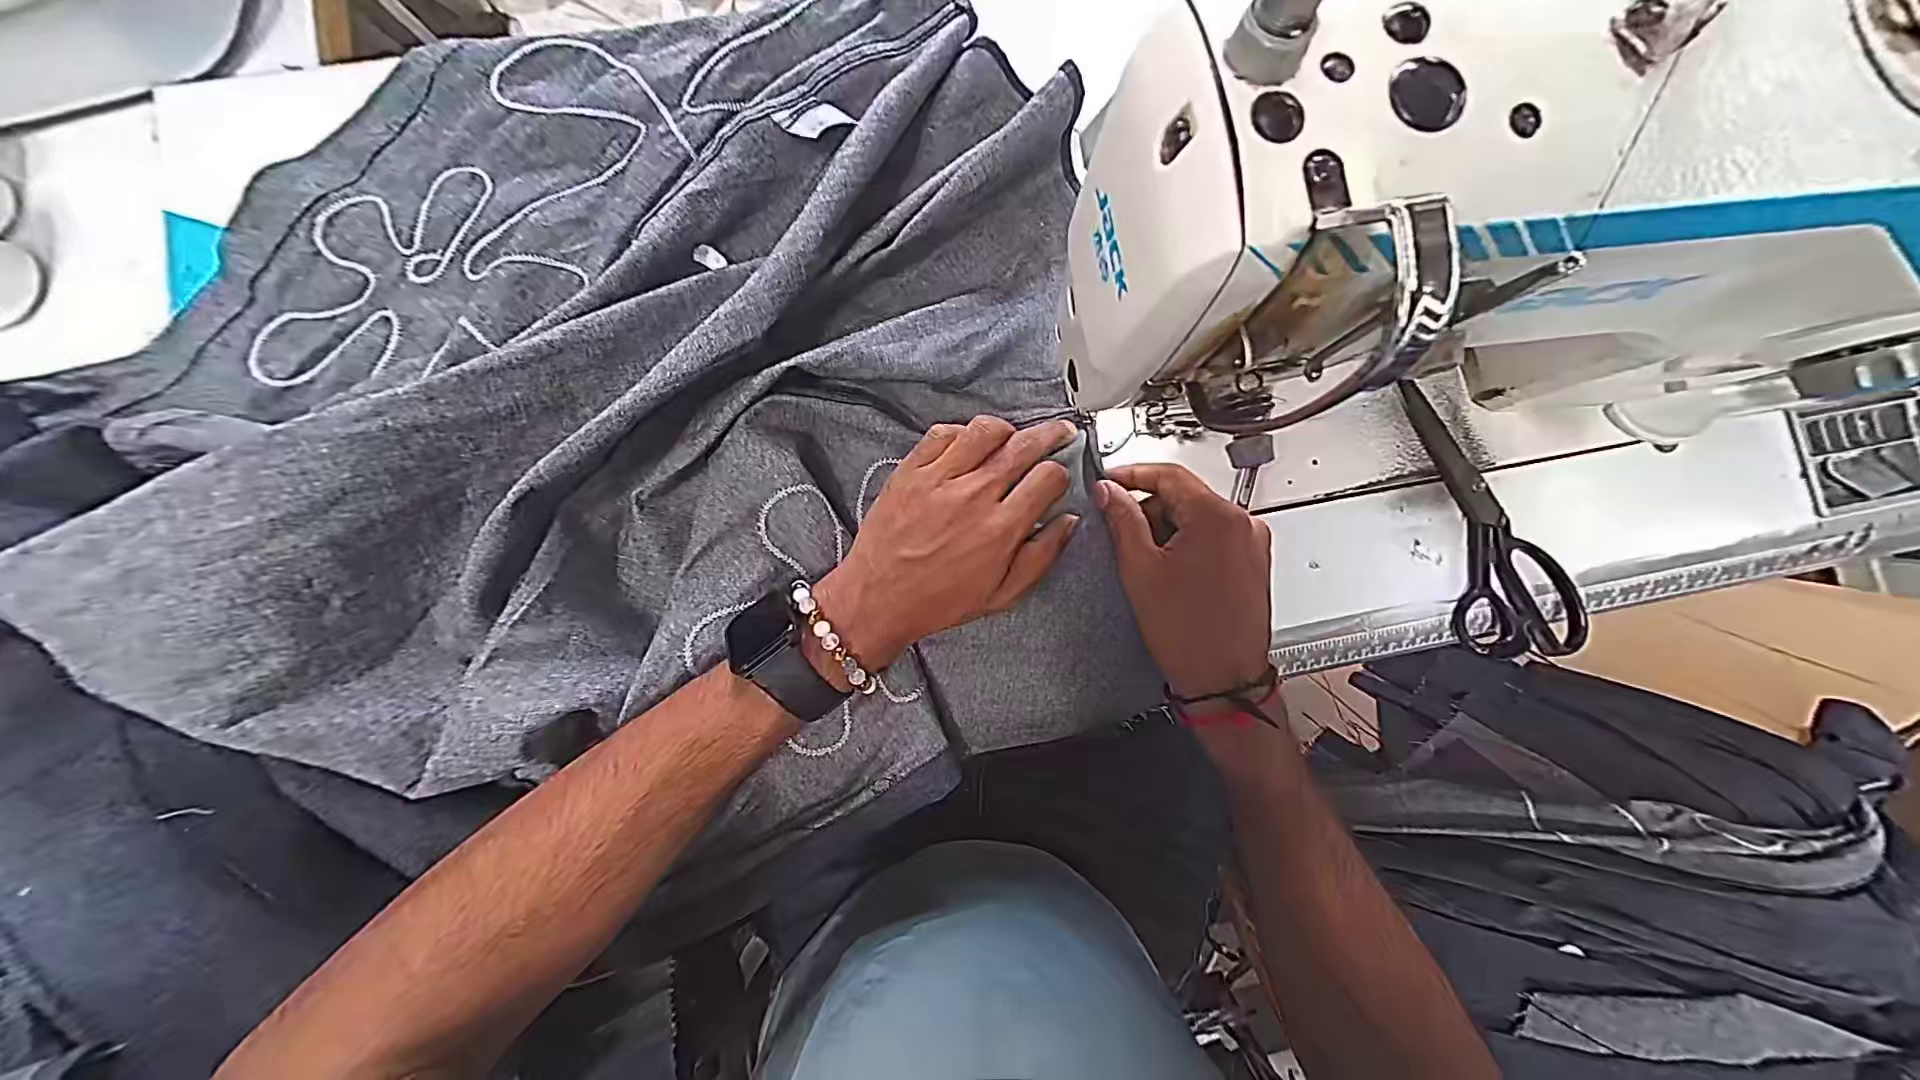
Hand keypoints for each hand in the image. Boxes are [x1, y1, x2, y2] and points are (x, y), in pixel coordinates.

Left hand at [809, 416, 1081, 680]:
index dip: (1062, 472)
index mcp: (1000, 529)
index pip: (1048, 477)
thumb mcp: (1002, 595)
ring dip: (1008, 429)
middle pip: (1024, 445)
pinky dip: (961, 432)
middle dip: (1051, 435)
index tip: (1059, 475)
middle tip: (1059, 433)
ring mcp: (939, 480)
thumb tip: (1067, 523)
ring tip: (1012, 437)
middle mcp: (972, 497)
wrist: (877, 599)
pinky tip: (967, 444)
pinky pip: (942, 433)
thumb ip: (1042, 556)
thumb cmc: (936, 601)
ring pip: (985, 430)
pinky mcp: (910, 471)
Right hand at [1096, 463, 1272, 701]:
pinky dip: (1187, 543)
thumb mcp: (1140, 569)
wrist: (1223, 678)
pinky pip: (1213, 535)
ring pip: (1197, 515)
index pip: (1169, 474)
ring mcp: (1252, 542)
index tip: (1111, 482)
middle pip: (1184, 494)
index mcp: (1217, 518)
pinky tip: (1171, 573)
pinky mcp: (1253, 559)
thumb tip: (1111, 492)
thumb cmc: (1190, 635)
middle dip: (1150, 510)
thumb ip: (1123, 520)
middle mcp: (1243, 523)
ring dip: (1168, 529)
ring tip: (1150, 567)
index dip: (1132, 474)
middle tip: (1123, 534)